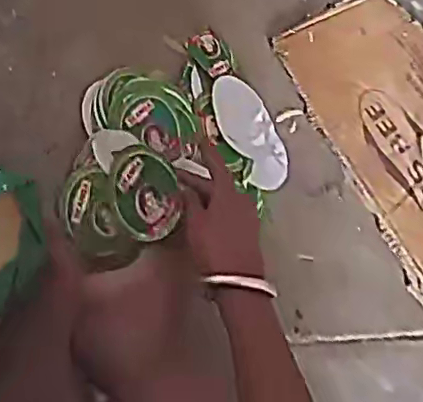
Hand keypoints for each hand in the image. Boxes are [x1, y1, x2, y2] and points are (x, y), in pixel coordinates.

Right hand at [175, 136, 265, 278]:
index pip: (216, 164)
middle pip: (216, 183)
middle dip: (196, 179)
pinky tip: (200, 212)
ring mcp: (246, 215)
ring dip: (204, 195)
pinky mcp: (247, 230)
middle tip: (176, 175)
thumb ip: (190, 202)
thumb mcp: (195, 223)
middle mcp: (240, 199)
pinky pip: (227, 210)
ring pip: (221, 197)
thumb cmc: (214, 248)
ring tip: (184, 195)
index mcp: (228, 192)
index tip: (199, 137)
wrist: (239, 285)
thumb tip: (185, 187)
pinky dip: (213, 206)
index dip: (206, 150)